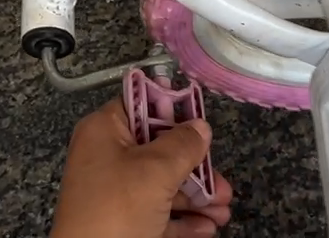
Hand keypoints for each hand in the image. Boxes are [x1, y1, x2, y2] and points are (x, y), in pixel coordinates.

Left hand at [51, 101, 233, 237]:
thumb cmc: (117, 208)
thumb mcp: (154, 172)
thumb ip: (181, 146)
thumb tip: (200, 126)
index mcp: (104, 130)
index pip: (139, 104)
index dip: (170, 107)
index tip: (200, 116)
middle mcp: (107, 156)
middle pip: (157, 148)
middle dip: (193, 165)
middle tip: (222, 180)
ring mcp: (114, 192)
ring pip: (161, 185)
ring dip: (195, 196)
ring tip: (224, 209)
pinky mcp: (122, 224)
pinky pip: (158, 214)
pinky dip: (183, 220)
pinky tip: (208, 228)